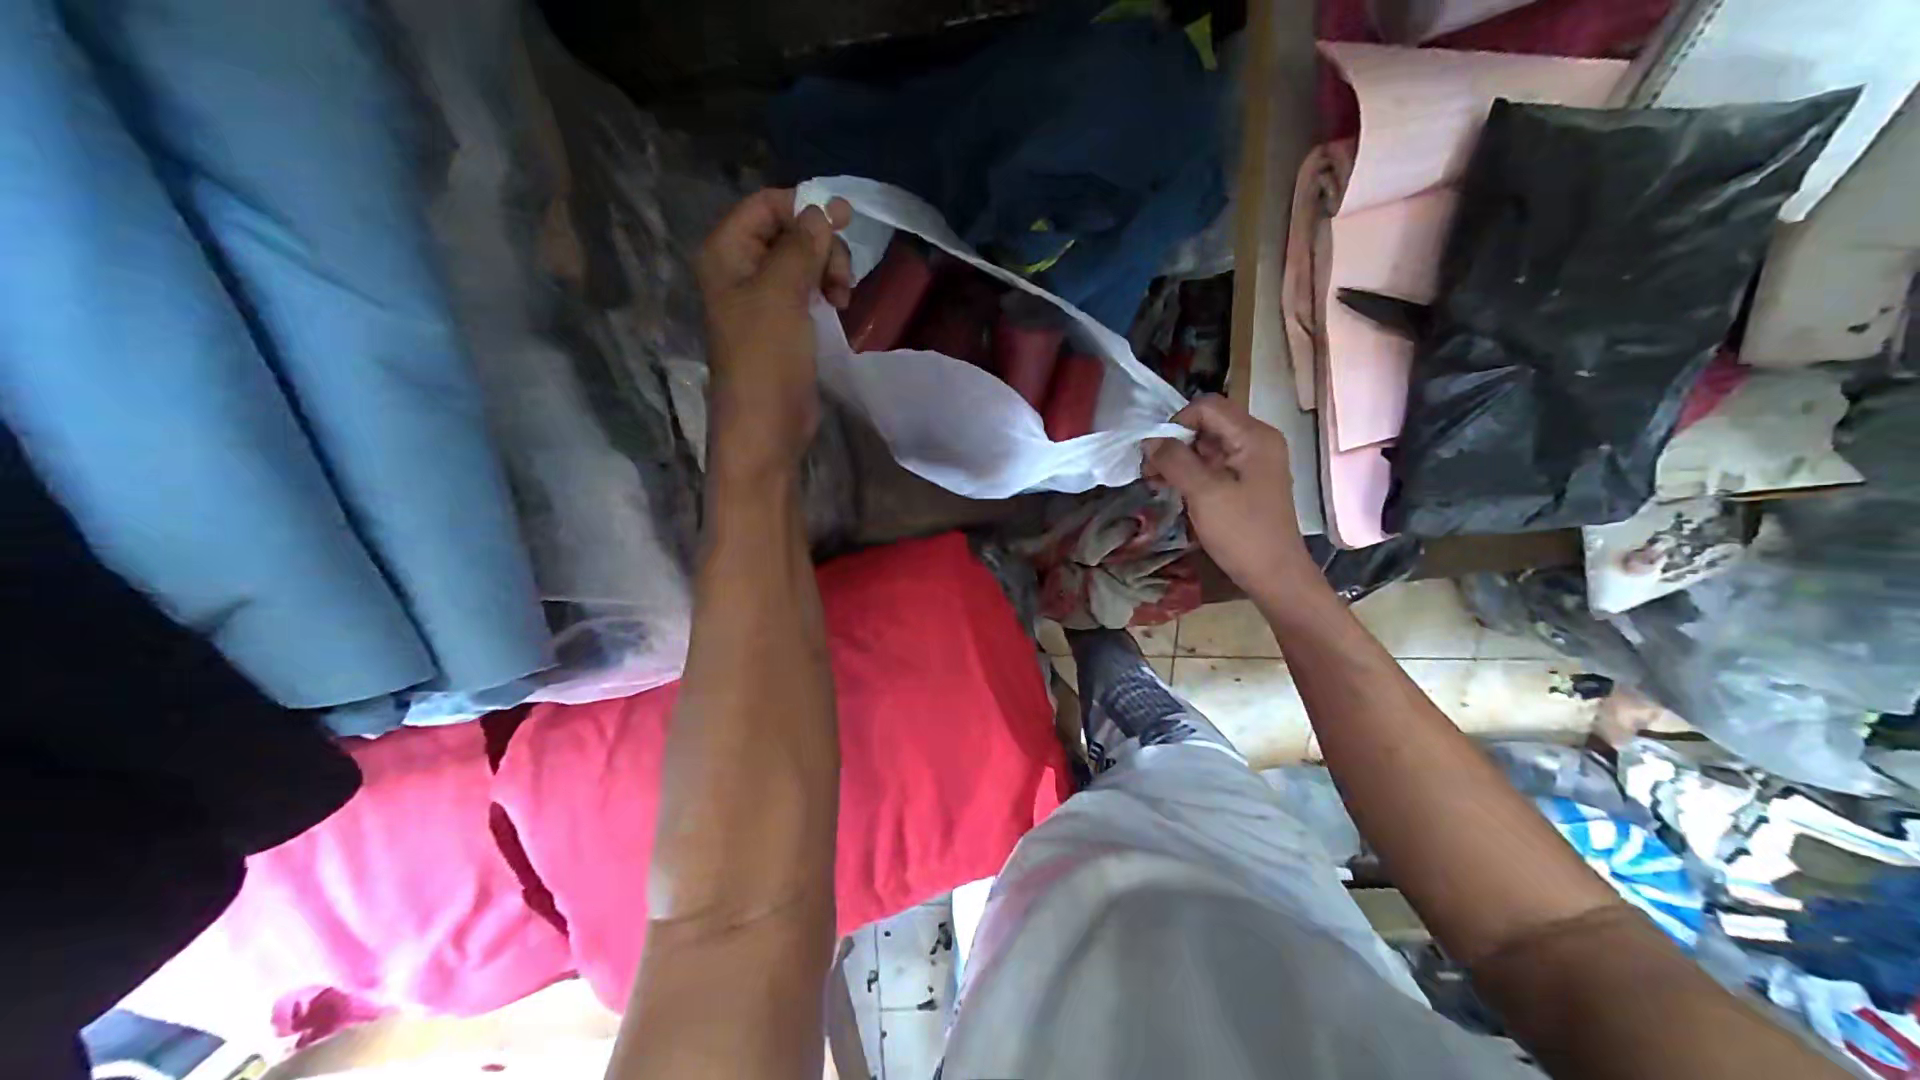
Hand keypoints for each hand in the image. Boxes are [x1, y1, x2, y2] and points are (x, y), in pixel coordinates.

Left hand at [696, 189, 852, 477]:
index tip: (844, 220)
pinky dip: (827, 291)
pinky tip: (839, 307)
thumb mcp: (782, 293)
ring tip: (843, 297)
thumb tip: (822, 210)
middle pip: (788, 231)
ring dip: (829, 269)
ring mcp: (763, 298)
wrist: (767, 426)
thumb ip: (801, 246)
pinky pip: (808, 289)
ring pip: (804, 261)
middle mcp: (741, 270)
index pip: (764, 205)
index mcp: (726, 254)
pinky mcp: (784, 323)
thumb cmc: (766, 357)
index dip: (803, 206)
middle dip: (821, 245)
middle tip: (840, 277)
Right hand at [1145, 394, 1319, 599]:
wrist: (1275, 576)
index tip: (1155, 454)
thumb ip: (1175, 461)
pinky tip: (1174, 490)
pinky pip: (1214, 464)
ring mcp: (1253, 462)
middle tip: (1150, 471)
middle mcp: (1257, 441)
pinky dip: (1191, 472)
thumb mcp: (1204, 493)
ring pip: (1207, 445)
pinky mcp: (1247, 482)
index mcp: (1254, 436)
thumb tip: (1149, 441)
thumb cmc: (1242, 533)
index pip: (1207, 407)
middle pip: (1207, 424)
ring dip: (1179, 459)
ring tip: (1156, 482)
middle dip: (1174, 442)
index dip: (1176, 424)